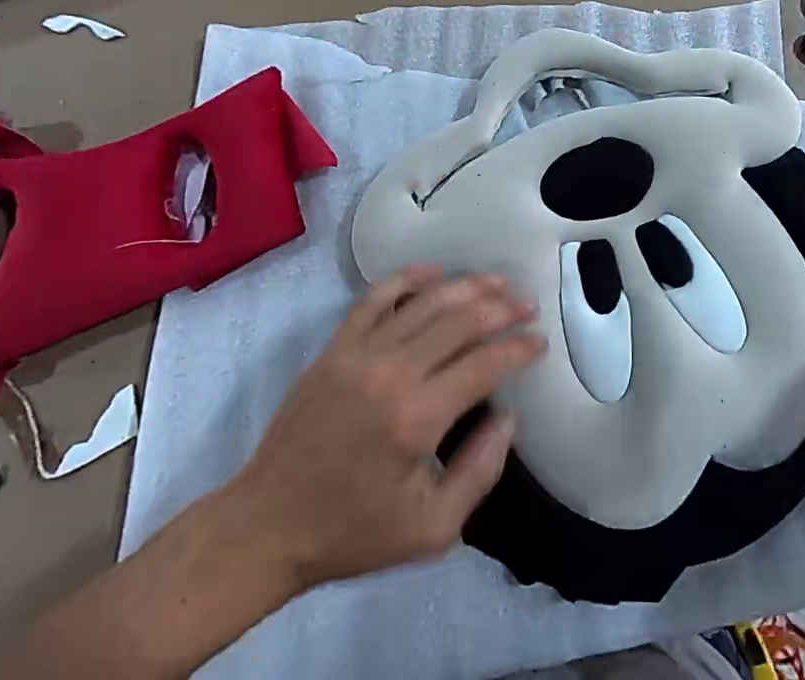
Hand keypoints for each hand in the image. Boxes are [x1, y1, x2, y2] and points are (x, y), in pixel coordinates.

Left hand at [221, 266, 545, 589]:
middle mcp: (391, 375)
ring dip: (468, 286)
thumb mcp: (433, 527)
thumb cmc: (353, 533)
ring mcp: (357, 356)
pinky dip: (407, 278)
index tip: (540, 343)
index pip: (486, 363)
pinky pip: (374, 299)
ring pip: (425, 302)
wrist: (264, 527)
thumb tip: (508, 418)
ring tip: (498, 282)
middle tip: (528, 307)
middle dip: (503, 308)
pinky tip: (435, 271)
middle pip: (461, 321)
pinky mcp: (333, 351)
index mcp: (417, 419)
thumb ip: (481, 471)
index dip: (520, 348)